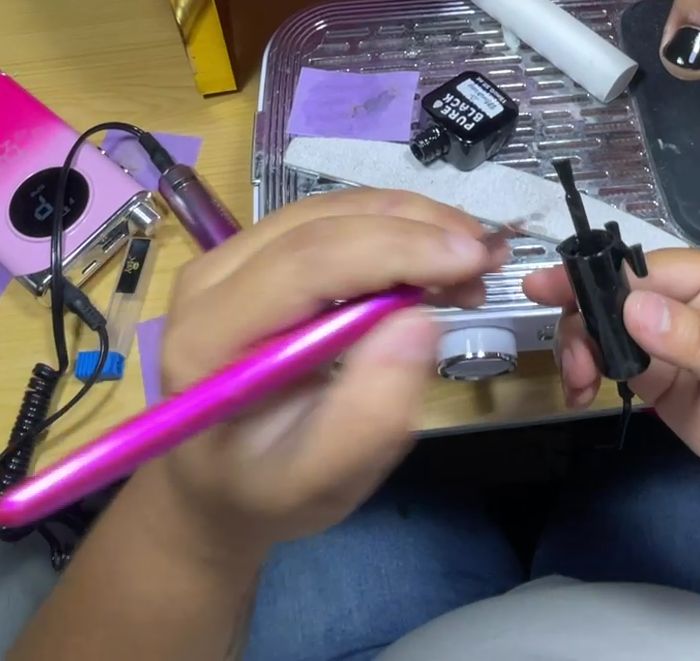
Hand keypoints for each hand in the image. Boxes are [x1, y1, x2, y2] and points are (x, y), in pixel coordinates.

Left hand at [149, 188, 506, 552]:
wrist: (220, 480)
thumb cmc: (268, 490)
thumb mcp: (320, 481)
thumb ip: (368, 415)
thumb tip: (419, 321)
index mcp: (211, 337)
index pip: (306, 262)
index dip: (395, 248)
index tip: (473, 258)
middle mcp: (211, 278)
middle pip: (320, 222)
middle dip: (415, 227)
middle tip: (488, 255)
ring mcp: (230, 258)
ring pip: (331, 209)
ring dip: (411, 222)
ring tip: (473, 258)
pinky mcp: (256, 253)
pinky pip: (331, 220)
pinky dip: (393, 228)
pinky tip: (435, 258)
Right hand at [527, 249, 699, 512]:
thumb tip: (634, 308)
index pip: (650, 269)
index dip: (599, 279)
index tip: (551, 294)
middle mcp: (694, 302)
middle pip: (616, 294)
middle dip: (583, 320)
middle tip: (574, 364)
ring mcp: (673, 340)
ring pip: (604, 327)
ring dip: (579, 349)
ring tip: (577, 386)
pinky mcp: (660, 377)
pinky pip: (610, 363)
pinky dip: (585, 373)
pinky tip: (579, 394)